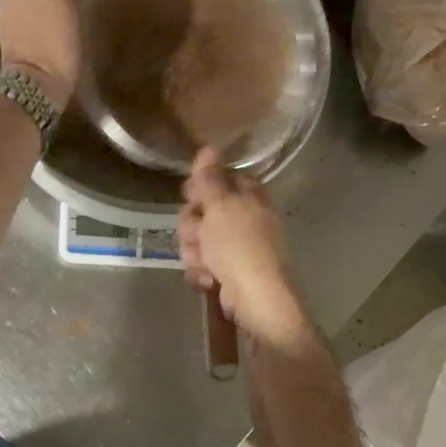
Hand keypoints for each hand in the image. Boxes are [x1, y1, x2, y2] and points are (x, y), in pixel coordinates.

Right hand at [179, 150, 310, 344]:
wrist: (255, 298)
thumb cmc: (239, 246)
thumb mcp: (220, 205)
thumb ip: (209, 178)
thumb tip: (208, 148)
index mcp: (250, 196)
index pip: (221, 179)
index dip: (201, 187)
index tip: (190, 195)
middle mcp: (245, 219)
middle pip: (203, 210)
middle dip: (193, 225)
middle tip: (199, 234)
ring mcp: (236, 248)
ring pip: (198, 239)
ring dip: (195, 252)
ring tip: (206, 263)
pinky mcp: (227, 273)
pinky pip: (202, 264)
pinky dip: (202, 272)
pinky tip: (209, 280)